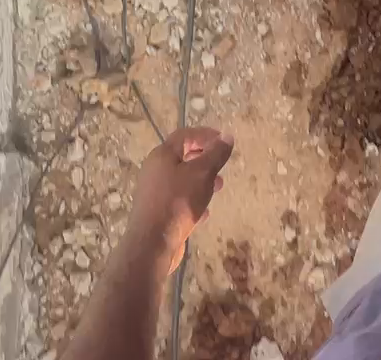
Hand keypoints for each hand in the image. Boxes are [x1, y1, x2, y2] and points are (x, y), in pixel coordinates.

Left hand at [125, 127, 233, 270]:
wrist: (152, 245)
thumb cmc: (178, 202)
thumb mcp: (203, 174)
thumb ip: (216, 154)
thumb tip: (227, 136)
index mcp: (162, 155)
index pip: (184, 135)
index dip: (205, 134)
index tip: (223, 141)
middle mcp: (154, 170)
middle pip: (182, 157)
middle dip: (204, 159)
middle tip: (221, 165)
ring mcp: (153, 192)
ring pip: (181, 179)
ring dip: (201, 181)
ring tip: (217, 188)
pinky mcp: (156, 213)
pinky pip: (177, 200)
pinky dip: (192, 200)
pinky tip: (204, 212)